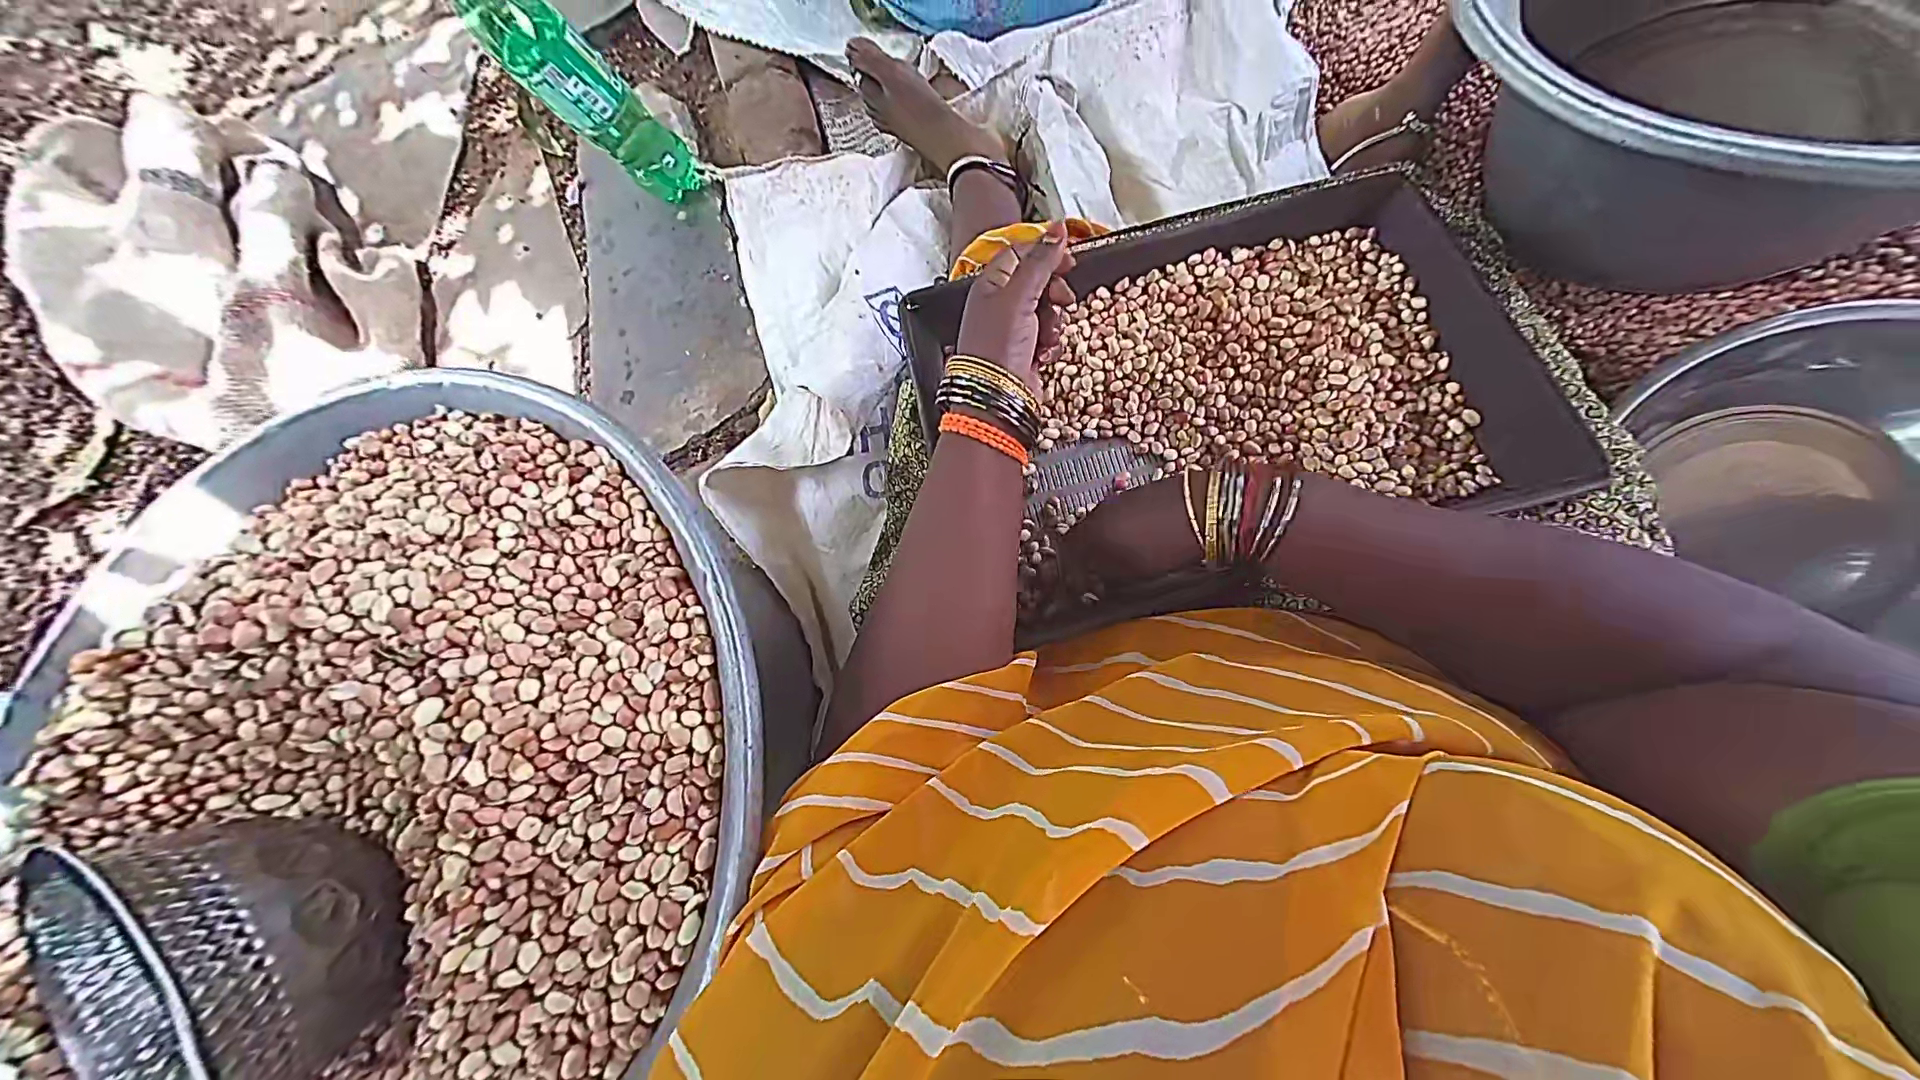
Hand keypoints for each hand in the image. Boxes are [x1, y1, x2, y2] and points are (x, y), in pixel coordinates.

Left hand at [953, 220, 1076, 393]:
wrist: (998, 395)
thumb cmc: (997, 347)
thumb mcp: (1020, 296)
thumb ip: (1041, 261)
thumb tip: (1058, 229)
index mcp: (991, 285)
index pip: (1022, 254)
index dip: (1046, 254)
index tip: (1067, 259)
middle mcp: (1000, 305)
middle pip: (1039, 283)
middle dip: (1055, 293)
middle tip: (1061, 300)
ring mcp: (1014, 330)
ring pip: (1048, 311)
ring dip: (1054, 322)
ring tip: (1046, 335)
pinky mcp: (1026, 351)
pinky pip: (1049, 337)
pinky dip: (1051, 344)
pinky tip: (1044, 353)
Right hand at [1054, 474, 1203, 592]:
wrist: (1204, 508)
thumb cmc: (1166, 546)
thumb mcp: (1134, 572)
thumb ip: (1107, 576)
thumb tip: (1095, 579)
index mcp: (1091, 532)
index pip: (1068, 551)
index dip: (1073, 568)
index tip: (1082, 581)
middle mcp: (1098, 511)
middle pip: (1082, 535)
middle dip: (1087, 553)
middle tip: (1099, 571)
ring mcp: (1118, 499)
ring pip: (1101, 523)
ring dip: (1105, 539)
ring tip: (1121, 556)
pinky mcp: (1137, 492)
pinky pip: (1119, 514)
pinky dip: (1122, 528)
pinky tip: (1138, 538)